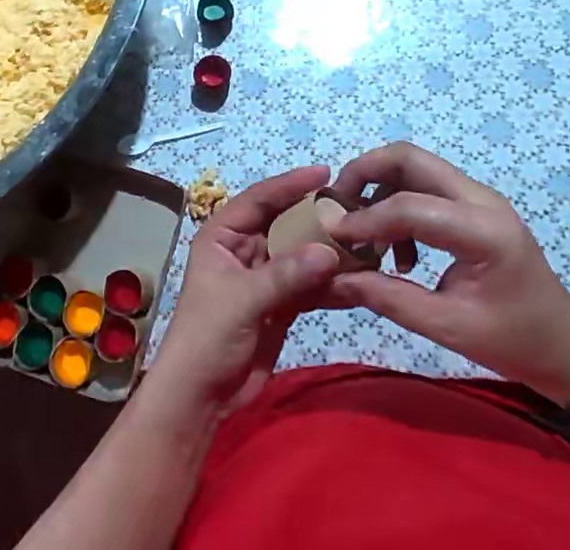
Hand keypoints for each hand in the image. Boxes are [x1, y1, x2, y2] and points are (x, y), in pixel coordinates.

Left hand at [146, 166, 342, 415]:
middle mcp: (243, 249)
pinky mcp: (280, 304)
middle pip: (285, 224)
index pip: (259, 200)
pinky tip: (360, 281)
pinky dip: (331, 284)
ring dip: (330, 252)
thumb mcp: (242, 300)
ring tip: (368, 243)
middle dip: (318, 218)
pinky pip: (310, 286)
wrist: (202, 396)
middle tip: (357, 209)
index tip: (325, 173)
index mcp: (222, 235)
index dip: (290, 184)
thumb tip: (329, 251)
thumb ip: (285, 275)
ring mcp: (264, 277)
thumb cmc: (207, 337)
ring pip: (301, 255)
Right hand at [323, 143, 569, 411]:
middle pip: (407, 157)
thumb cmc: (514, 342)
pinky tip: (396, 253)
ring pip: (412, 167)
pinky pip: (422, 187)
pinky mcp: (472, 207)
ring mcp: (478, 198)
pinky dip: (396, 205)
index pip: (409, 206)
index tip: (332, 237)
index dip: (363, 219)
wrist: (569, 349)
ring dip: (378, 190)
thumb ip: (387, 297)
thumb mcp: (447, 328)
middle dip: (363, 173)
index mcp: (484, 231)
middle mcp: (481, 200)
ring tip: (364, 236)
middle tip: (337, 206)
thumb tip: (333, 277)